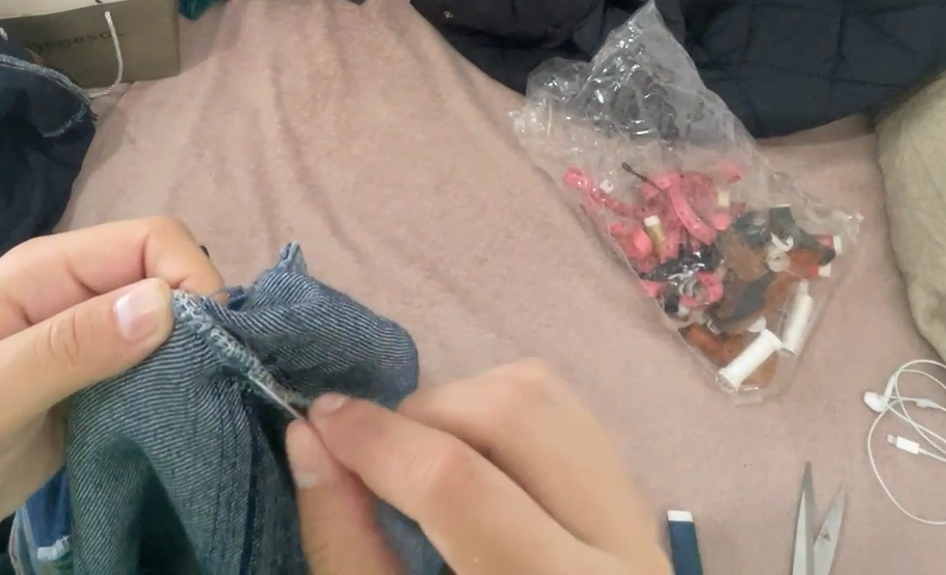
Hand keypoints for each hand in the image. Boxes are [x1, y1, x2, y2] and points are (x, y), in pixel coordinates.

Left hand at [0, 217, 223, 574]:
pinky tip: (184, 418)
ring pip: (168, 325)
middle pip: (167, 276)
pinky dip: (177, 387)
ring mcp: (85, 342)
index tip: (210, 345)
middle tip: (215, 382)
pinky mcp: (96, 386)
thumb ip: (66, 348)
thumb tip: (166, 302)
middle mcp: (73, 294)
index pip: (148, 240)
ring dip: (193, 356)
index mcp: (44, 272)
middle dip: (201, 320)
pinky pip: (155, 371)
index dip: (189, 277)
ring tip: (209, 403)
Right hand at [288, 360, 670, 574]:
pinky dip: (500, 407)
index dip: (377, 439)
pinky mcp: (631, 493)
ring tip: (426, 455)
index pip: (458, 484)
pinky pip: (562, 406)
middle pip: (511, 413)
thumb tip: (309, 435)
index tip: (320, 418)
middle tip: (382, 457)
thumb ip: (348, 543)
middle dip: (424, 414)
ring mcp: (636, 517)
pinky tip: (474, 453)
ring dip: (463, 402)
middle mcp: (620, 551)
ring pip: (541, 394)